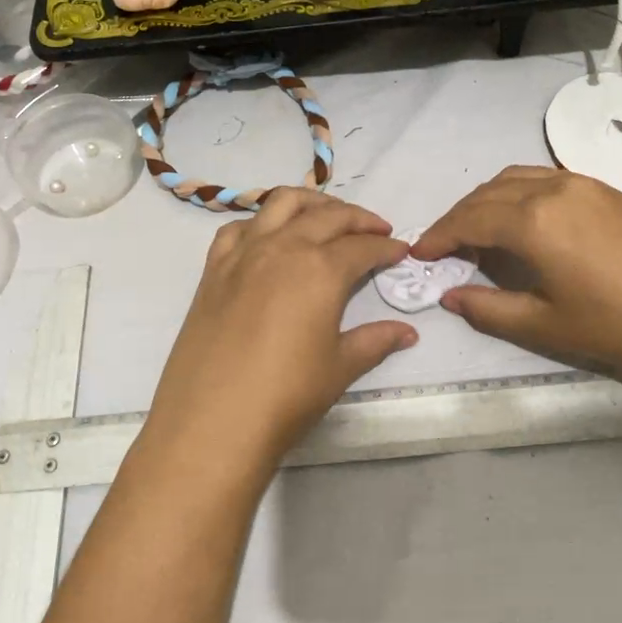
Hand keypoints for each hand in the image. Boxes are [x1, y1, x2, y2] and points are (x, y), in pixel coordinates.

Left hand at [146, 190, 417, 468]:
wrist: (213, 420)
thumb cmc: (286, 396)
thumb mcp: (339, 368)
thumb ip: (374, 341)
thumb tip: (408, 332)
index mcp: (320, 269)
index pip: (362, 247)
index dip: (386, 247)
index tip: (401, 250)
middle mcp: (282, 248)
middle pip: (326, 216)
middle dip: (357, 218)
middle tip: (376, 230)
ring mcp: (243, 254)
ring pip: (280, 204)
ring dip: (311, 203)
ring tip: (327, 216)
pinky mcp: (213, 270)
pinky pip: (238, 228)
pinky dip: (261, 222)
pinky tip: (270, 237)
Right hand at [413, 167, 621, 389]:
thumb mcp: (546, 325)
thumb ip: (489, 308)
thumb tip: (450, 297)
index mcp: (533, 221)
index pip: (468, 220)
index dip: (438, 237)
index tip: (419, 254)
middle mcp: (553, 189)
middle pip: (487, 194)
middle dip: (458, 217)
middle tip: (442, 246)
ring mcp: (583, 183)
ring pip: (515, 179)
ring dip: (486, 201)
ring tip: (476, 232)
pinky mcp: (608, 190)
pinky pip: (545, 179)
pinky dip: (517, 194)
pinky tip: (522, 223)